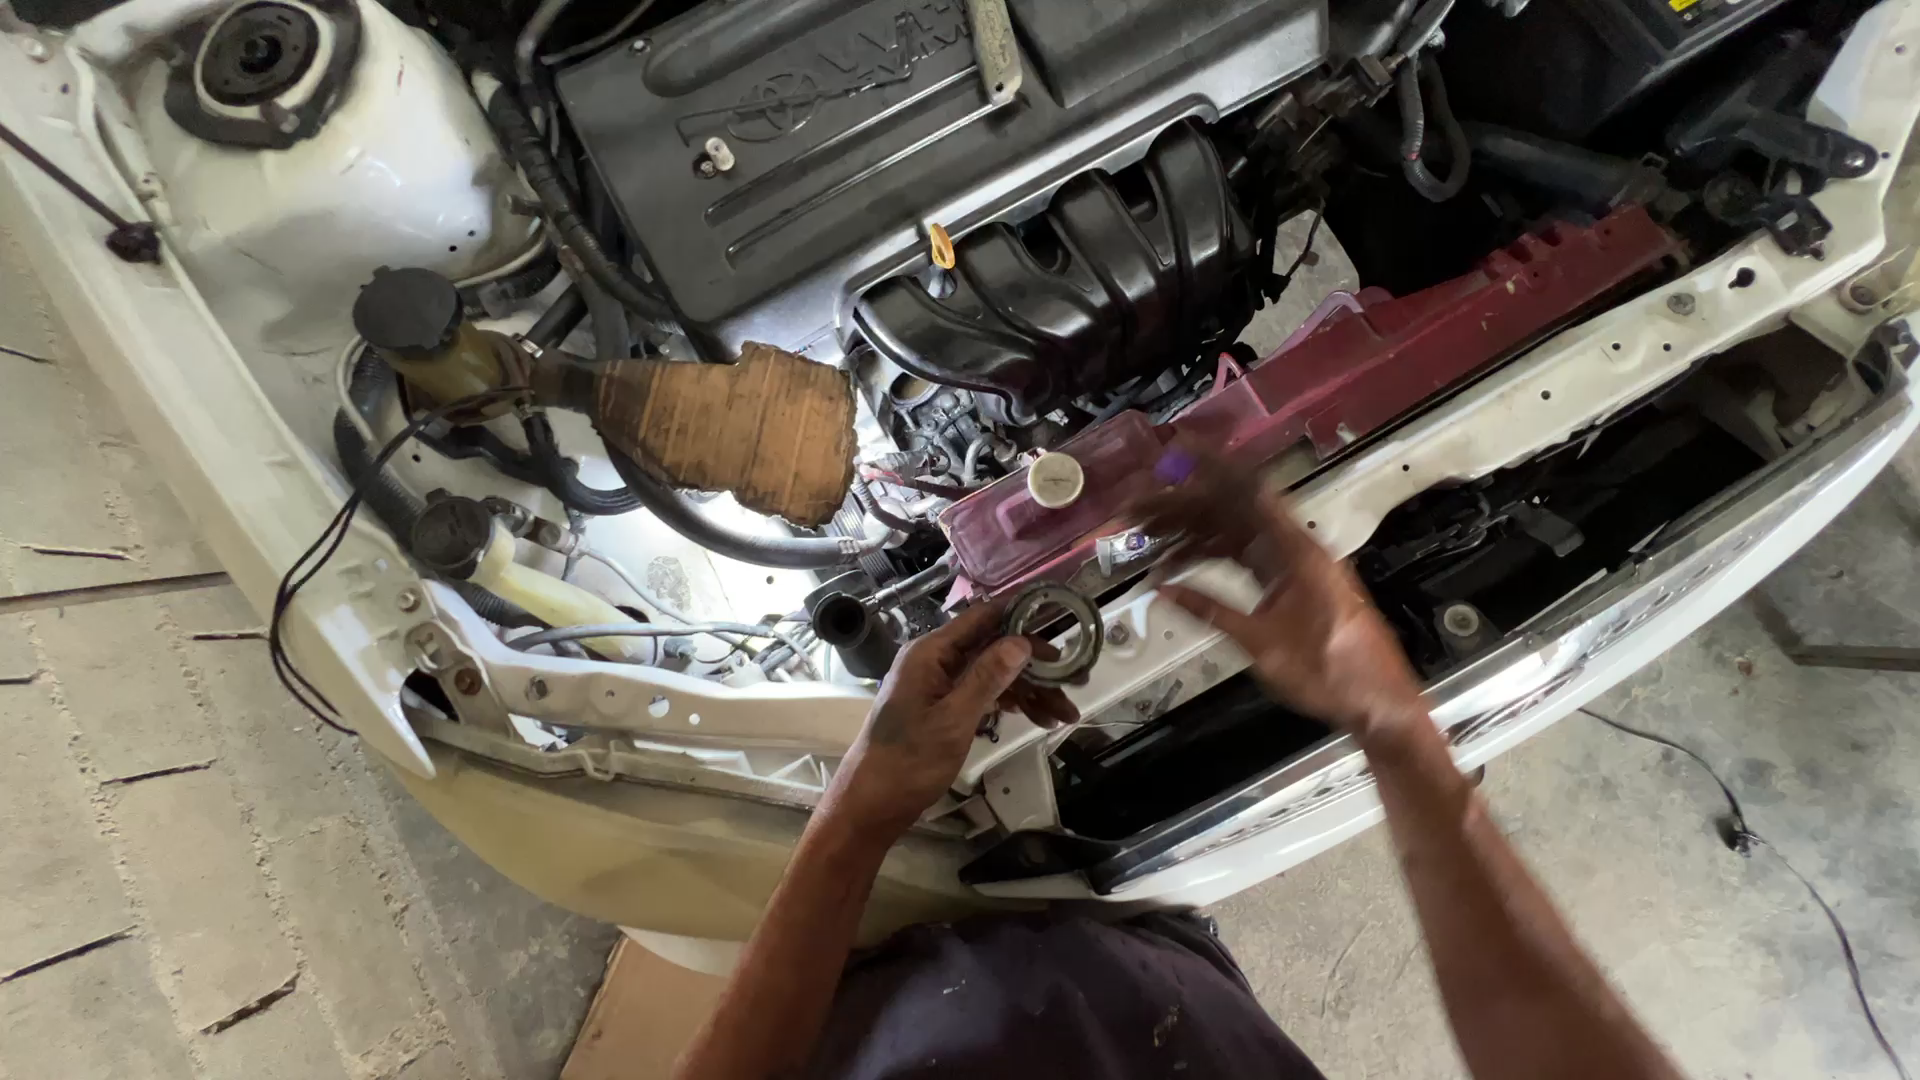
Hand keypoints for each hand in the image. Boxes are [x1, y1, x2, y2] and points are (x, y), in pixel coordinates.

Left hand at [823, 600, 1078, 837]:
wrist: (870, 805)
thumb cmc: (908, 762)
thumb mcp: (953, 720)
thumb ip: (987, 678)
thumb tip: (1021, 641)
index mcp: (931, 652)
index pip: (982, 618)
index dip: (1021, 617)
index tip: (1061, 621)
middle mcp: (935, 660)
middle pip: (994, 649)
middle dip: (1035, 665)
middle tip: (1075, 680)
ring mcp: (938, 685)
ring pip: (993, 675)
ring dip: (1029, 691)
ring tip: (1065, 714)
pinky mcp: (942, 708)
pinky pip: (982, 695)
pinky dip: (1009, 705)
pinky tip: (1037, 719)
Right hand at [1128, 452, 1428, 748]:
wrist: (1377, 703)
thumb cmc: (1331, 674)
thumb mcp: (1262, 644)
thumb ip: (1211, 611)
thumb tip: (1166, 589)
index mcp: (1296, 552)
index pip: (1249, 492)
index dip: (1212, 466)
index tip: (1181, 449)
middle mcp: (1294, 548)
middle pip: (1231, 511)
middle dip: (1182, 507)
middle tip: (1140, 511)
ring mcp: (1291, 564)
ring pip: (1232, 533)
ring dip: (1191, 533)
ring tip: (1149, 538)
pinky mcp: (1287, 581)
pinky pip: (1241, 556)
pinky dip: (1209, 557)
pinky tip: (1179, 566)